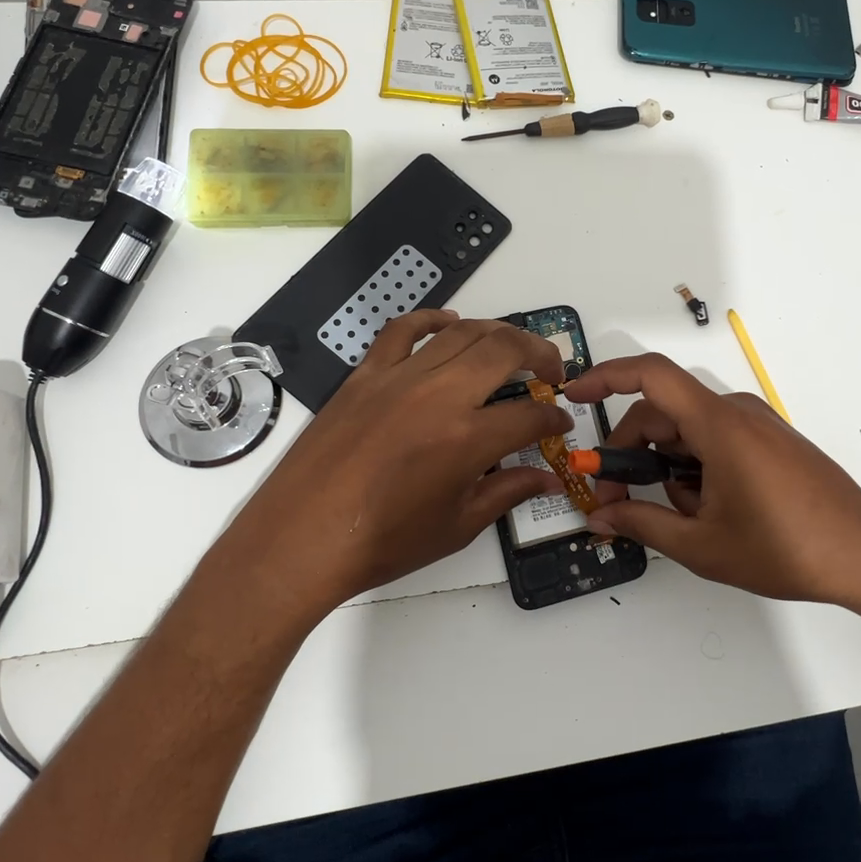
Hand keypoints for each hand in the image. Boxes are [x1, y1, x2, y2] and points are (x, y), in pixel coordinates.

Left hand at [231, 311, 571, 619]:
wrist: (301, 538)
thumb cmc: (383, 542)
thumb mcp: (456, 526)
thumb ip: (507, 492)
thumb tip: (549, 478)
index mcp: (468, 439)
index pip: (530, 415)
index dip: (553, 418)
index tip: (559, 424)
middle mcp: (440, 396)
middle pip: (505, 349)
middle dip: (541, 354)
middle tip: (550, 372)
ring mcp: (399, 378)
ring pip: (462, 333)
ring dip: (498, 333)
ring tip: (513, 348)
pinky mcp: (365, 375)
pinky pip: (402, 330)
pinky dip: (431, 319)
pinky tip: (451, 323)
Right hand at [561, 354, 860, 609]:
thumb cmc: (785, 549)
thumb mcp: (701, 545)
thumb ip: (643, 525)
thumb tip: (600, 518)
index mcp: (718, 425)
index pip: (650, 376)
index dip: (605, 378)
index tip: (574, 397)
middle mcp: (737, 413)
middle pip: (663, 412)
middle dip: (630, 452)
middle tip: (615, 501)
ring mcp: (758, 425)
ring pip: (689, 430)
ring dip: (666, 466)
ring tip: (676, 518)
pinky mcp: (772, 442)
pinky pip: (717, 439)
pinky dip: (695, 466)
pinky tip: (707, 510)